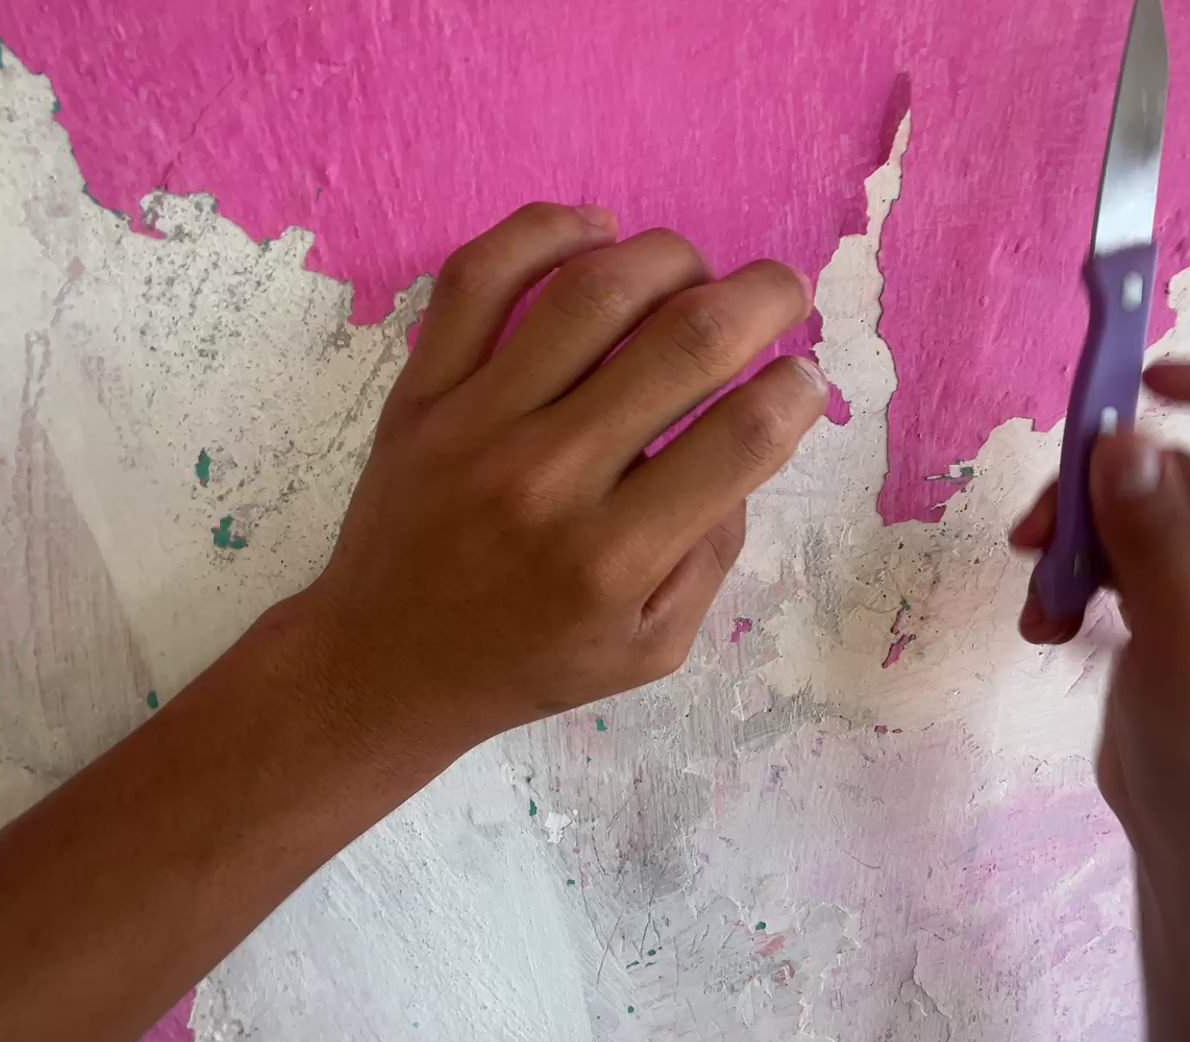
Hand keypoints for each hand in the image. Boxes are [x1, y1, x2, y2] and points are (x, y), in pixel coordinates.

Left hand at [299, 203, 825, 751]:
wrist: (387, 664)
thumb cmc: (531, 663)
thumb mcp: (654, 648)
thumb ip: (713, 553)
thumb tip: (745, 443)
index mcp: (617, 558)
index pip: (741, 438)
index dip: (797, 392)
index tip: (802, 380)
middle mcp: (552, 478)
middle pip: (685, 344)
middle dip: (765, 298)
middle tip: (787, 293)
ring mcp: (476, 423)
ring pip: (593, 291)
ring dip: (673, 259)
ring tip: (699, 273)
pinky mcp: (421, 392)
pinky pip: (478, 276)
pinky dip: (545, 229)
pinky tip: (599, 231)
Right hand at [1010, 357, 1189, 888]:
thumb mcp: (1189, 638)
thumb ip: (1154, 537)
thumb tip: (1120, 440)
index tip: (1148, 381)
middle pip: (1179, 479)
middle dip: (1098, 503)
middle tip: (1031, 536)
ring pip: (1129, 521)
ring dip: (1072, 553)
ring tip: (1040, 605)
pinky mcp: (1165, 612)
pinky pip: (1110, 565)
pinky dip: (1070, 587)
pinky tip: (1045, 628)